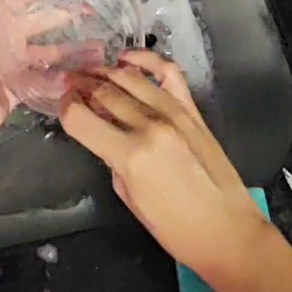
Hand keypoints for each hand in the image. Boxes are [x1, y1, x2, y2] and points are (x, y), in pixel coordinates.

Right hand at [60, 50, 267, 271]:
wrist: (229, 233)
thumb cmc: (177, 230)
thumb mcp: (130, 200)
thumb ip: (112, 161)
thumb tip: (102, 133)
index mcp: (130, 155)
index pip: (81, 117)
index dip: (65, 107)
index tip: (61, 104)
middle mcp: (149, 126)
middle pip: (102, 91)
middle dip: (80, 84)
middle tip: (68, 82)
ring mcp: (173, 112)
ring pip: (128, 76)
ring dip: (103, 70)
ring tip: (89, 70)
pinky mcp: (191, 108)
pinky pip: (166, 71)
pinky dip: (144, 58)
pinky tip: (127, 58)